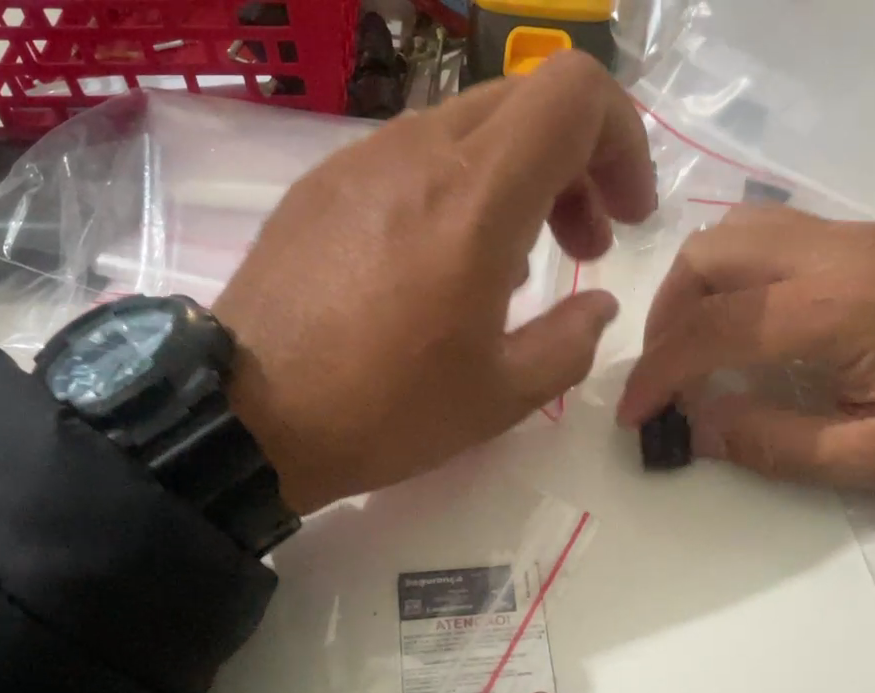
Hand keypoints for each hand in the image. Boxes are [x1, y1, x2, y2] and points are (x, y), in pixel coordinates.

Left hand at [217, 52, 656, 513]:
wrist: (250, 417)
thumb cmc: (384, 412)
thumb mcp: (501, 397)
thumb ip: (571, 343)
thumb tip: (596, 305)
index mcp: (476, 198)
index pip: (575, 93)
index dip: (621, 138)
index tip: (625, 213)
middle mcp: (419, 152)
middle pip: (527, 102)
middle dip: (577, 164)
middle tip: (582, 243)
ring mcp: (361, 160)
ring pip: (468, 126)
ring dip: (515, 179)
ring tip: (512, 266)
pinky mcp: (322, 183)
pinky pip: (411, 156)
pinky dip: (456, 189)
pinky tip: (439, 266)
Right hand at [615, 205, 874, 490]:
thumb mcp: (874, 459)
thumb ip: (774, 442)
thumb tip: (696, 428)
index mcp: (838, 310)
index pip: (711, 328)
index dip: (657, 374)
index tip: (633, 416)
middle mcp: (836, 253)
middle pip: (710, 254)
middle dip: (666, 316)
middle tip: (665, 376)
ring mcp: (854, 235)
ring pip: (737, 232)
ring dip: (696, 287)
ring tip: (694, 349)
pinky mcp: (867, 238)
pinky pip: (772, 236)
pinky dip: (734, 274)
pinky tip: (746, 323)